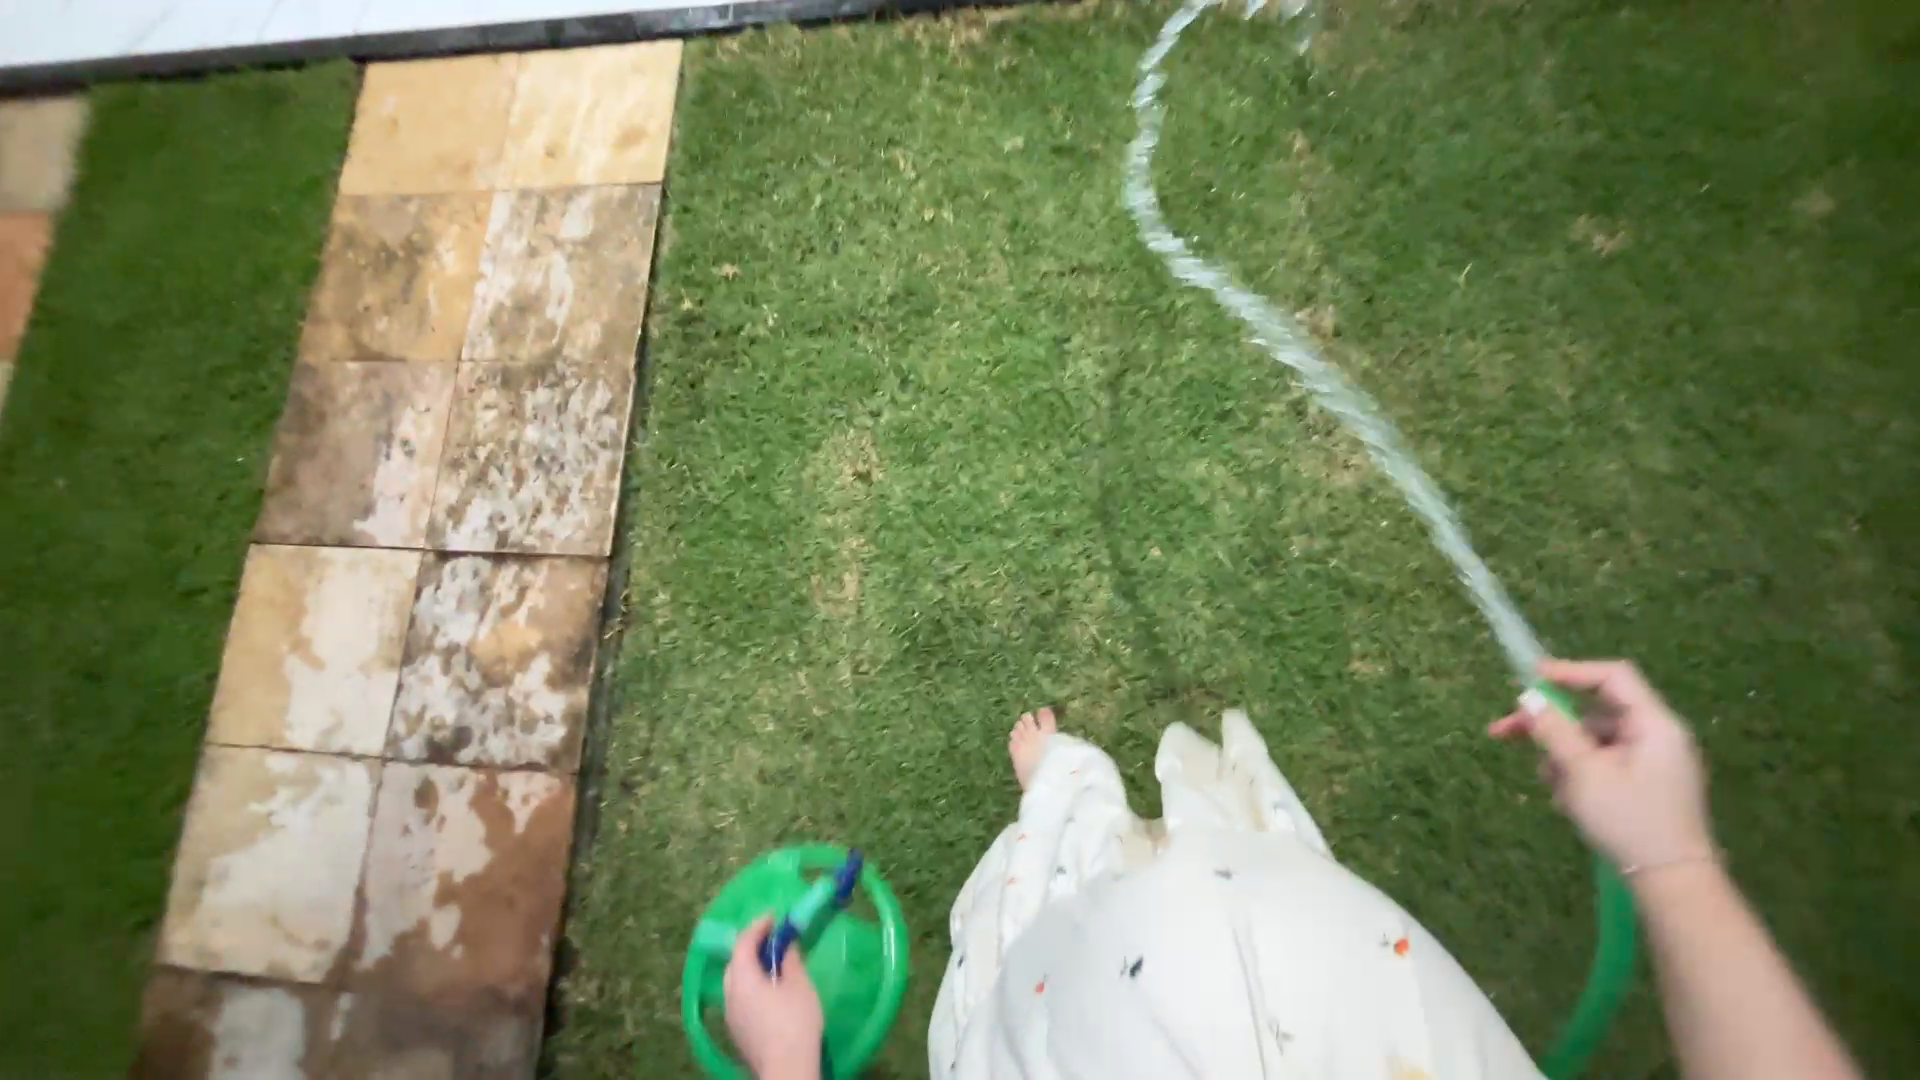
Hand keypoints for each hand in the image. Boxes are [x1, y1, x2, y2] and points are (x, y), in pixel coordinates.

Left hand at [724, 916, 824, 1079]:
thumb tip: (785, 945)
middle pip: (735, 962)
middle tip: (773, 938)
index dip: (759, 926)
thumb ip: (790, 959)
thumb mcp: (799, 983)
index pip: (743, 943)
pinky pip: (740, 998)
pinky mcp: (738, 1032)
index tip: (776, 916)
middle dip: (752, 946)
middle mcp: (730, 995)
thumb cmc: (794, 1021)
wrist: (787, 1070)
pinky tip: (770, 989)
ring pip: (736, 982)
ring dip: (752, 967)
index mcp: (741, 979)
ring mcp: (731, 1016)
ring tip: (774, 962)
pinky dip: (751, 985)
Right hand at [1489, 658, 1715, 872]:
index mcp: (1654, 726)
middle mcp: (1656, 737)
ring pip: (1588, 740)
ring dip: (1559, 756)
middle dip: (1547, 724)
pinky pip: (1597, 762)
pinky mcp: (1640, 784)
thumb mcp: (1582, 771)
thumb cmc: (1629, 819)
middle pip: (1591, 712)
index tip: (1529, 679)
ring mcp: (1649, 762)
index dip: (1569, 671)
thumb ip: (1553, 729)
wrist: (1671, 882)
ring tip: (1550, 785)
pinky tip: (1567, 799)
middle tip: (1503, 733)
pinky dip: (1574, 773)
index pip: (1612, 677)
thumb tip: (1528, 698)